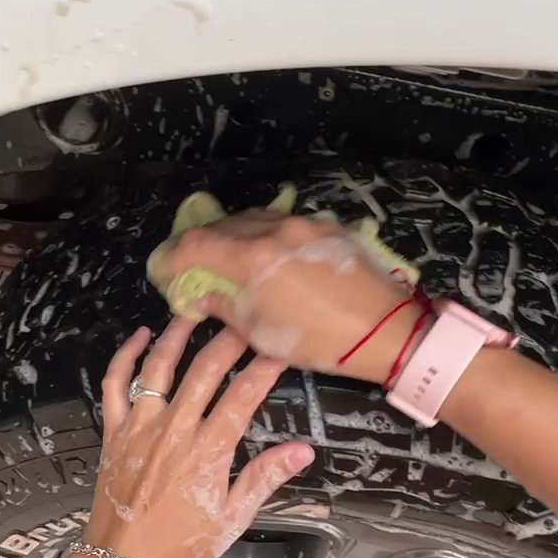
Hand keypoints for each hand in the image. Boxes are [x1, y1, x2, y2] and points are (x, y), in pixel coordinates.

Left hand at [83, 318, 315, 557]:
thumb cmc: (180, 545)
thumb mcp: (232, 519)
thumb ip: (265, 478)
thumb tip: (303, 450)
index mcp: (207, 451)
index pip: (243, 396)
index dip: (264, 368)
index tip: (279, 347)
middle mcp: (173, 429)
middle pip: (205, 371)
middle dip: (228, 339)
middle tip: (244, 315)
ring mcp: (139, 426)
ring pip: (159, 368)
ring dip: (178, 334)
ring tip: (195, 310)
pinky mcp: (114, 430)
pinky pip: (115, 385)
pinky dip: (126, 357)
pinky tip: (142, 337)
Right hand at [162, 211, 422, 384]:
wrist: (386, 330)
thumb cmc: (318, 339)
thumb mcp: (261, 332)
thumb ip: (224, 307)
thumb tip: (200, 296)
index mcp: (252, 257)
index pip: (197, 243)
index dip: (177, 256)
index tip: (172, 271)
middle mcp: (273, 229)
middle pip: (222, 225)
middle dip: (203, 244)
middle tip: (196, 266)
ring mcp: (302, 223)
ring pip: (253, 218)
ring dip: (233, 234)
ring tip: (230, 257)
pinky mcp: (325, 226)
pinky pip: (282, 221)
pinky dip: (263, 233)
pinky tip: (268, 254)